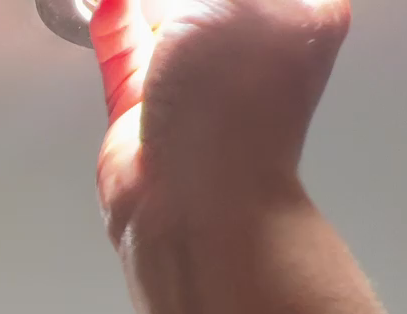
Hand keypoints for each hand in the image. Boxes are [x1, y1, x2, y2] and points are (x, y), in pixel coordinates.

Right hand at [90, 0, 350, 246]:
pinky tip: (107, 7)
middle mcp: (244, 44)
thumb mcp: (226, 3)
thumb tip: (159, 4)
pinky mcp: (142, 106)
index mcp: (298, 10)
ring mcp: (191, 78)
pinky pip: (124, 53)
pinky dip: (112, 26)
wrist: (190, 200)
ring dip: (140, 0)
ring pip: (161, 15)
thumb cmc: (230, 110)